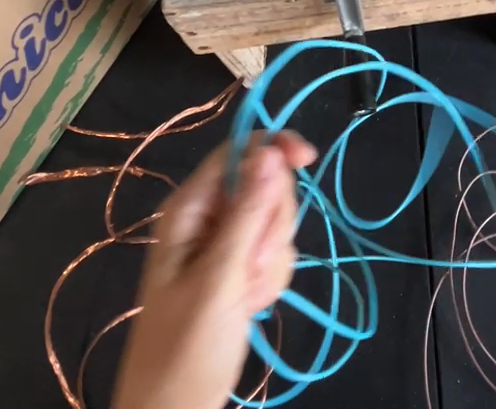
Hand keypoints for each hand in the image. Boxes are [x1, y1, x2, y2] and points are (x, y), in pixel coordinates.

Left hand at [111, 132, 316, 408]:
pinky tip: (252, 304)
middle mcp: (208, 215)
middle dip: (273, 223)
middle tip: (255, 265)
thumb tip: (270, 149)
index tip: (309, 160)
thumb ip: (248, 212)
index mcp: (191, 207)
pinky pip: (275, 249)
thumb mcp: (220, 277)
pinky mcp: (240, 265)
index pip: (240, 151)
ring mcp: (225, 242)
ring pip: (275, 219)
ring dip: (272, 258)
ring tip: (247, 296)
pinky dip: (272, 276)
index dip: (275, 148)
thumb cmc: (186, 347)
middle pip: (265, 183)